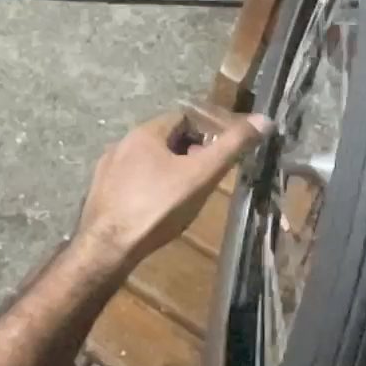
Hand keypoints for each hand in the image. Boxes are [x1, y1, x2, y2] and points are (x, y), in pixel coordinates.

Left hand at [76, 109, 271, 271]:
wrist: (107, 248)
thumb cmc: (158, 207)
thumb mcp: (202, 175)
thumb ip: (232, 147)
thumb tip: (264, 120)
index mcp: (146, 132)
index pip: (184, 117)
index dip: (207, 131)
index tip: (221, 153)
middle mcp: (123, 143)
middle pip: (166, 138)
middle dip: (189, 151)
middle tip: (207, 175)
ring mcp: (107, 168)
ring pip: (147, 160)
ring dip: (169, 169)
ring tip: (185, 194)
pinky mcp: (100, 193)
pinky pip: (131, 181)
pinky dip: (149, 187)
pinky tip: (156, 209)